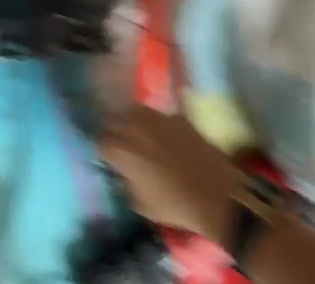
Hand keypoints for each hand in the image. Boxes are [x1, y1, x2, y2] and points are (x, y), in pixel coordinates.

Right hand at [98, 104, 245, 240]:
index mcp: (122, 150)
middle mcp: (135, 127)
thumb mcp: (140, 203)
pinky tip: (159, 132)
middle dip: (111, 129)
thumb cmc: (175, 204)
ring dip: (129, 119)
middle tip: (115, 141)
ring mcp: (157, 118)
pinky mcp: (177, 116)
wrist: (215, 193)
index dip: (100, 148)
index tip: (104, 156)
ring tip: (133, 131)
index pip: (99, 141)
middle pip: (113, 119)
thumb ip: (126, 182)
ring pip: (133, 110)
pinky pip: (157, 114)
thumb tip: (122, 172)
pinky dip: (153, 121)